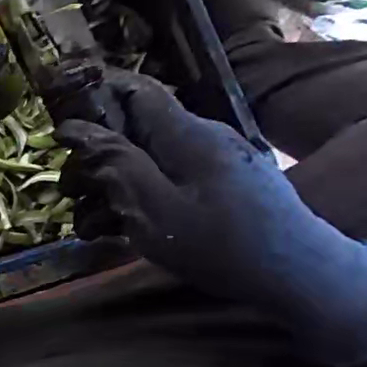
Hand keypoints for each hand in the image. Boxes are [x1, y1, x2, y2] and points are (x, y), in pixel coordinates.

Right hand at [56, 70, 366, 365]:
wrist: (304, 277)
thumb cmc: (224, 245)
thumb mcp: (157, 210)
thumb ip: (117, 165)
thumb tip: (76, 129)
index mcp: (186, 133)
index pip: (134, 89)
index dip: (95, 95)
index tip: (63, 125)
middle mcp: (203, 136)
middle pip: (139, 127)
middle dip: (100, 154)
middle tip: (71, 191)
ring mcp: (218, 160)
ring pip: (153, 157)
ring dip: (118, 182)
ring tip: (92, 223)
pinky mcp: (227, 184)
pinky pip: (174, 177)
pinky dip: (145, 196)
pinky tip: (127, 229)